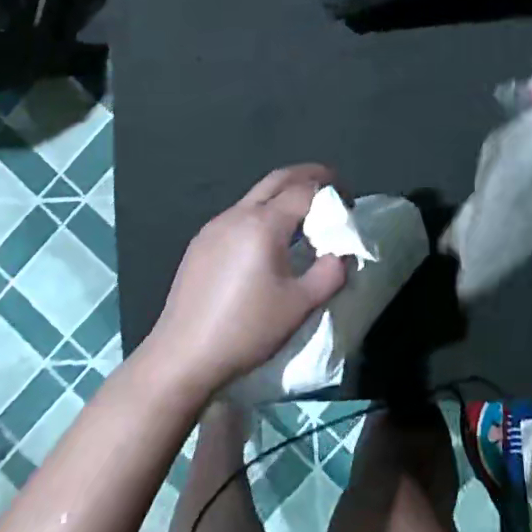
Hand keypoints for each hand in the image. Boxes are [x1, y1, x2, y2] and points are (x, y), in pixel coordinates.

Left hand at [140, 165, 349, 397]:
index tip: (349, 204)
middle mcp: (237, 214)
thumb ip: (330, 273)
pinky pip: (238, 215)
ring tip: (303, 216)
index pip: (304, 190)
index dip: (331, 190)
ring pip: (255, 196)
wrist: (182, 356)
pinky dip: (261, 213)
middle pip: (278, 179)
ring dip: (283, 194)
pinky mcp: (200, 242)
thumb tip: (342, 253)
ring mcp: (214, 226)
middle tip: (332, 186)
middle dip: (308, 175)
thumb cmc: (246, 330)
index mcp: (263, 224)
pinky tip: (267, 241)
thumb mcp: (300, 306)